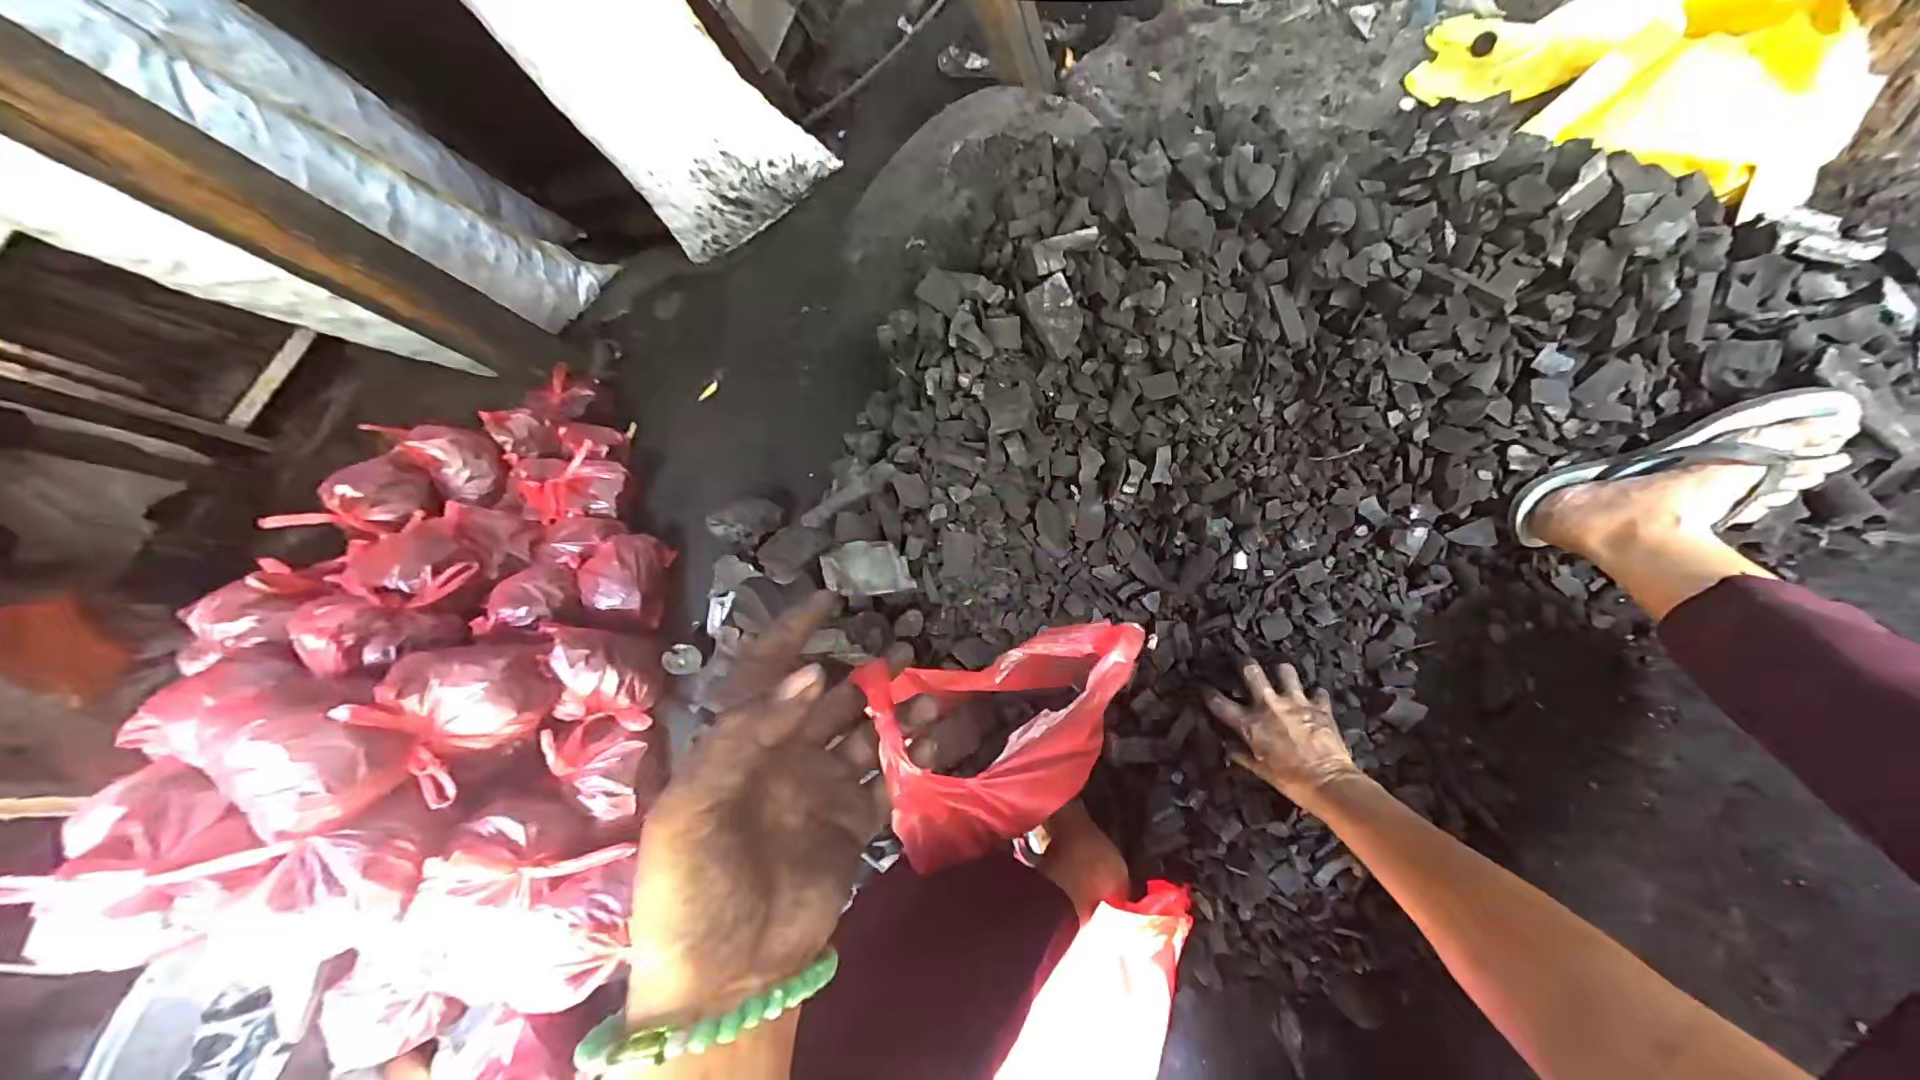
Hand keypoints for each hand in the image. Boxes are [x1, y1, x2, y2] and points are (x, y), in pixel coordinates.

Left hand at [625, 593, 890, 1024]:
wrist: (722, 976)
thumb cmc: (691, 886)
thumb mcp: (695, 805)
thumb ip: (748, 735)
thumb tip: (810, 676)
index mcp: (739, 745)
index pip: (764, 673)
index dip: (791, 634)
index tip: (828, 601)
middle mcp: (783, 757)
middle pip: (831, 700)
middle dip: (866, 674)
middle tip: (904, 655)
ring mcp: (820, 789)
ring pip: (865, 734)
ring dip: (896, 713)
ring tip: (928, 696)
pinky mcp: (851, 824)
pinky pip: (886, 780)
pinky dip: (909, 759)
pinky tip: (929, 743)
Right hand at [1205, 661, 1362, 804]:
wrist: (1329, 783)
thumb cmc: (1290, 780)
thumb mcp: (1260, 771)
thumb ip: (1241, 754)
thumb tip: (1227, 746)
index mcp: (1249, 723)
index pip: (1219, 702)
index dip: (1208, 692)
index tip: (1203, 686)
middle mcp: (1269, 705)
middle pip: (1251, 670)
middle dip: (1245, 664)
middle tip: (1245, 665)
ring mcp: (1295, 702)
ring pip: (1285, 671)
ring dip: (1282, 673)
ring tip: (1282, 676)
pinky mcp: (1319, 706)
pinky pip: (1317, 691)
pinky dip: (1314, 695)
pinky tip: (1313, 700)